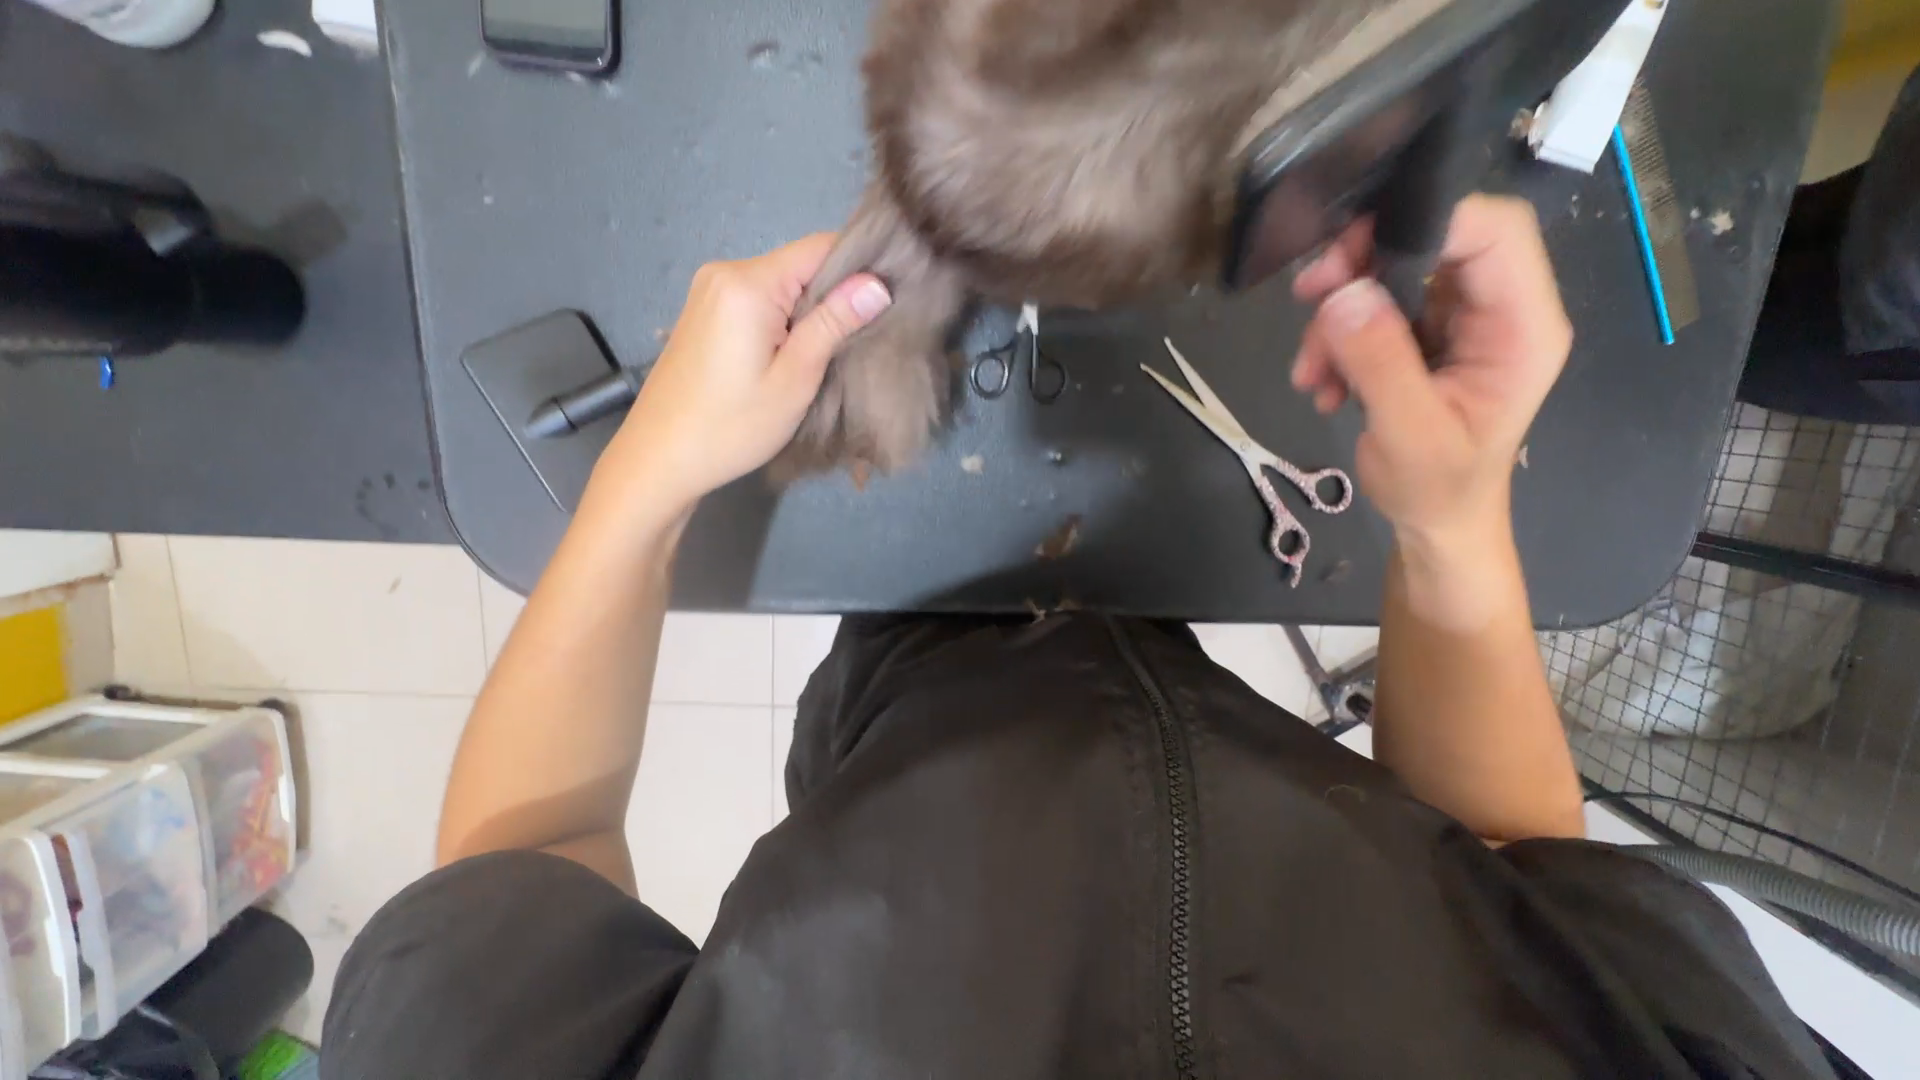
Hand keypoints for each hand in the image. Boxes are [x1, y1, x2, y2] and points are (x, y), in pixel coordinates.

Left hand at [589, 233, 891, 518]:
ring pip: (780, 285)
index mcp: (748, 282)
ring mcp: (709, 290)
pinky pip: (758, 300)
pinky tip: (790, 356)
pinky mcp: (703, 312)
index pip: (822, 247)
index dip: (860, 268)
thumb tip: (878, 284)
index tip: (888, 302)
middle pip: (800, 265)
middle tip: (859, 340)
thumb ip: (834, 324)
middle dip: (834, 295)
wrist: (658, 459)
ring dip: (808, 312)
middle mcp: (725, 272)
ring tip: (825, 355)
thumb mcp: (794, 378)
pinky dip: (782, 320)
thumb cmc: (731, 426)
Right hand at [1289, 196, 1571, 550]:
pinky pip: (1374, 313)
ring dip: (1337, 318)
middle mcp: (1496, 312)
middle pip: (1435, 244)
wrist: (1435, 524)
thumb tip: (1342, 295)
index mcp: (1521, 328)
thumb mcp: (1409, 434)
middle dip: (1362, 267)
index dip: (1425, 222)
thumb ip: (1380, 363)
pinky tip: (1322, 384)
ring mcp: (1458, 324)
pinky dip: (1337, 342)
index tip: (1349, 254)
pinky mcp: (1423, 339)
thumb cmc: (1438, 488)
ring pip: (1393, 278)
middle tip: (1308, 296)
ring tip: (1310, 371)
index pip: (1493, 233)